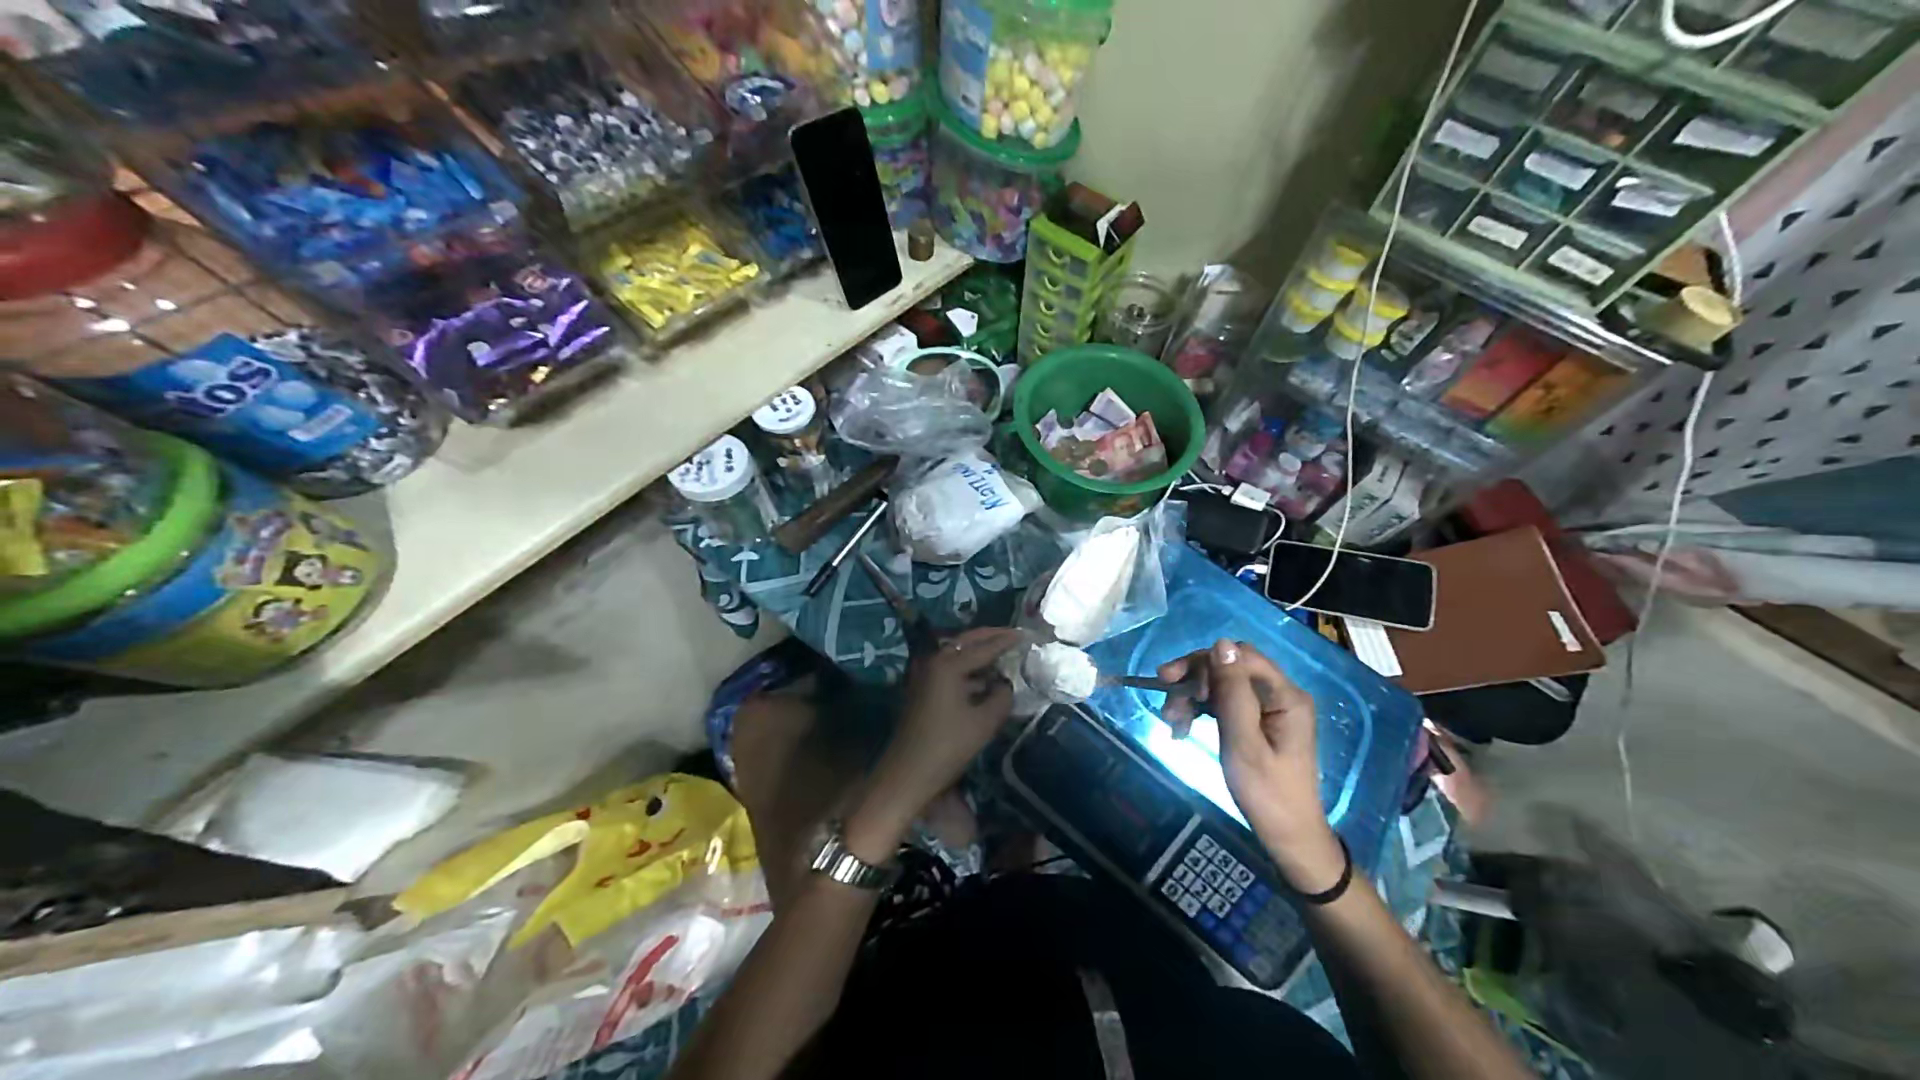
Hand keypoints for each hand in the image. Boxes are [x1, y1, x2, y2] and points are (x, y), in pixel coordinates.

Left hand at [845, 627, 1020, 859]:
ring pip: (956, 656)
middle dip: (990, 638)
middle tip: (1013, 636)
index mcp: (948, 665)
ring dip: (979, 654)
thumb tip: (1006, 685)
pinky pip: (950, 671)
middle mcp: (933, 662)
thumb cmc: (948, 746)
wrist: (908, 774)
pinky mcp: (922, 691)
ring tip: (1004, 656)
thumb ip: (1002, 697)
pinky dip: (969, 671)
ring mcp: (925, 676)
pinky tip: (985, 680)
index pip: (983, 647)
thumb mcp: (984, 722)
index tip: (1026, 634)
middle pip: (965, 643)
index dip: (1006, 640)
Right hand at [1159, 640, 1345, 893]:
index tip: (1172, 684)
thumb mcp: (1243, 742)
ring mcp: (1270, 708)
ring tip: (1173, 724)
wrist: (1288, 836)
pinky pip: (1224, 702)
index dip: (1204, 664)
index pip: (1239, 656)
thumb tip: (1220, 643)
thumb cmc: (1266, 792)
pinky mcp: (1259, 722)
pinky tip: (1183, 729)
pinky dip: (1201, 711)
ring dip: (1192, 698)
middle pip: (1229, 667)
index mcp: (1285, 696)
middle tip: (1166, 706)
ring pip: (1222, 684)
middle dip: (1194, 681)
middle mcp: (1280, 694)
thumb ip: (1232, 692)